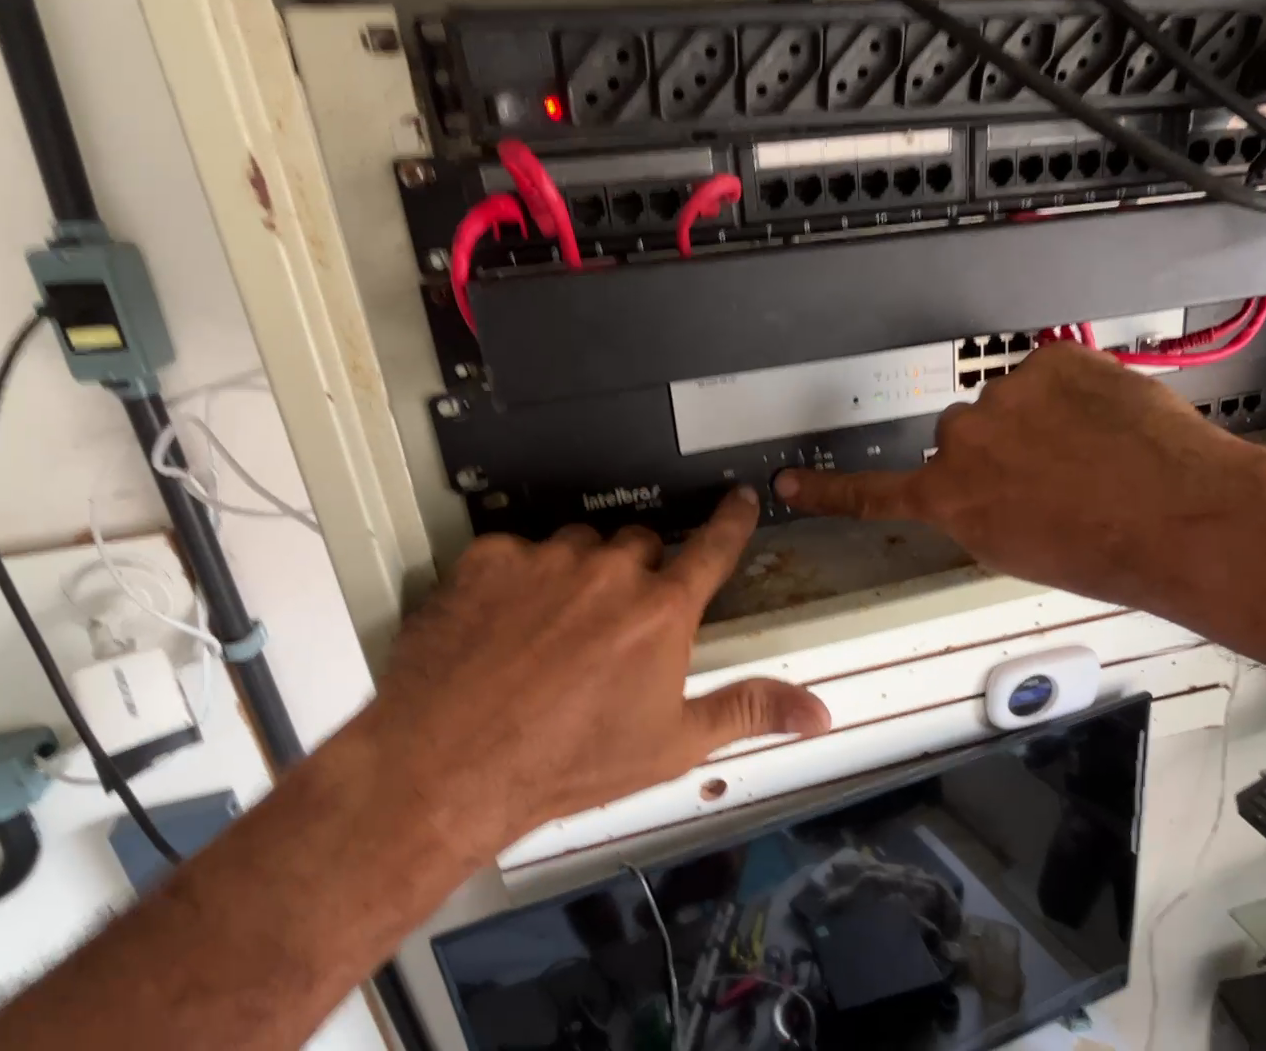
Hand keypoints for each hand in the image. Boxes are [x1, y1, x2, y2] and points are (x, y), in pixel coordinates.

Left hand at [372, 489, 830, 842]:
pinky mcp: (488, 558)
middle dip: (638, 574)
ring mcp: (545, 559)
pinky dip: (518, 580)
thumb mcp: (672, 744)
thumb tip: (815, 710)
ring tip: (553, 630)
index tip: (739, 499)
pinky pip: (518, 551)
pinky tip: (502, 627)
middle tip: (615, 624)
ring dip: (578, 575)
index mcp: (662, 610)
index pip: (713, 547)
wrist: (450, 766)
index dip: (731, 521)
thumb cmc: (568, 762)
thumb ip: (748, 709)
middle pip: (641, 545)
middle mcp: (609, 571)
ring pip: (579, 546)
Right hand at [775, 344, 1265, 608]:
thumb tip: (971, 493)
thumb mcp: (1015, 552)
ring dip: (1035, 419)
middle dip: (992, 450)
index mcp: (950, 499)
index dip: (827, 489)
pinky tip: (1102, 422)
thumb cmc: (1106, 553)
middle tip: (1047, 476)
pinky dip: (1069, 392)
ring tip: (1088, 452)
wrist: (1183, 517)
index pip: (872, 493)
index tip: (790, 481)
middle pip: (958, 435)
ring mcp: (1006, 396)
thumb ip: (972, 515)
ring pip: (1006, 401)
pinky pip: (1046, 372)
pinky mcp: (1051, 362)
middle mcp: (964, 443)